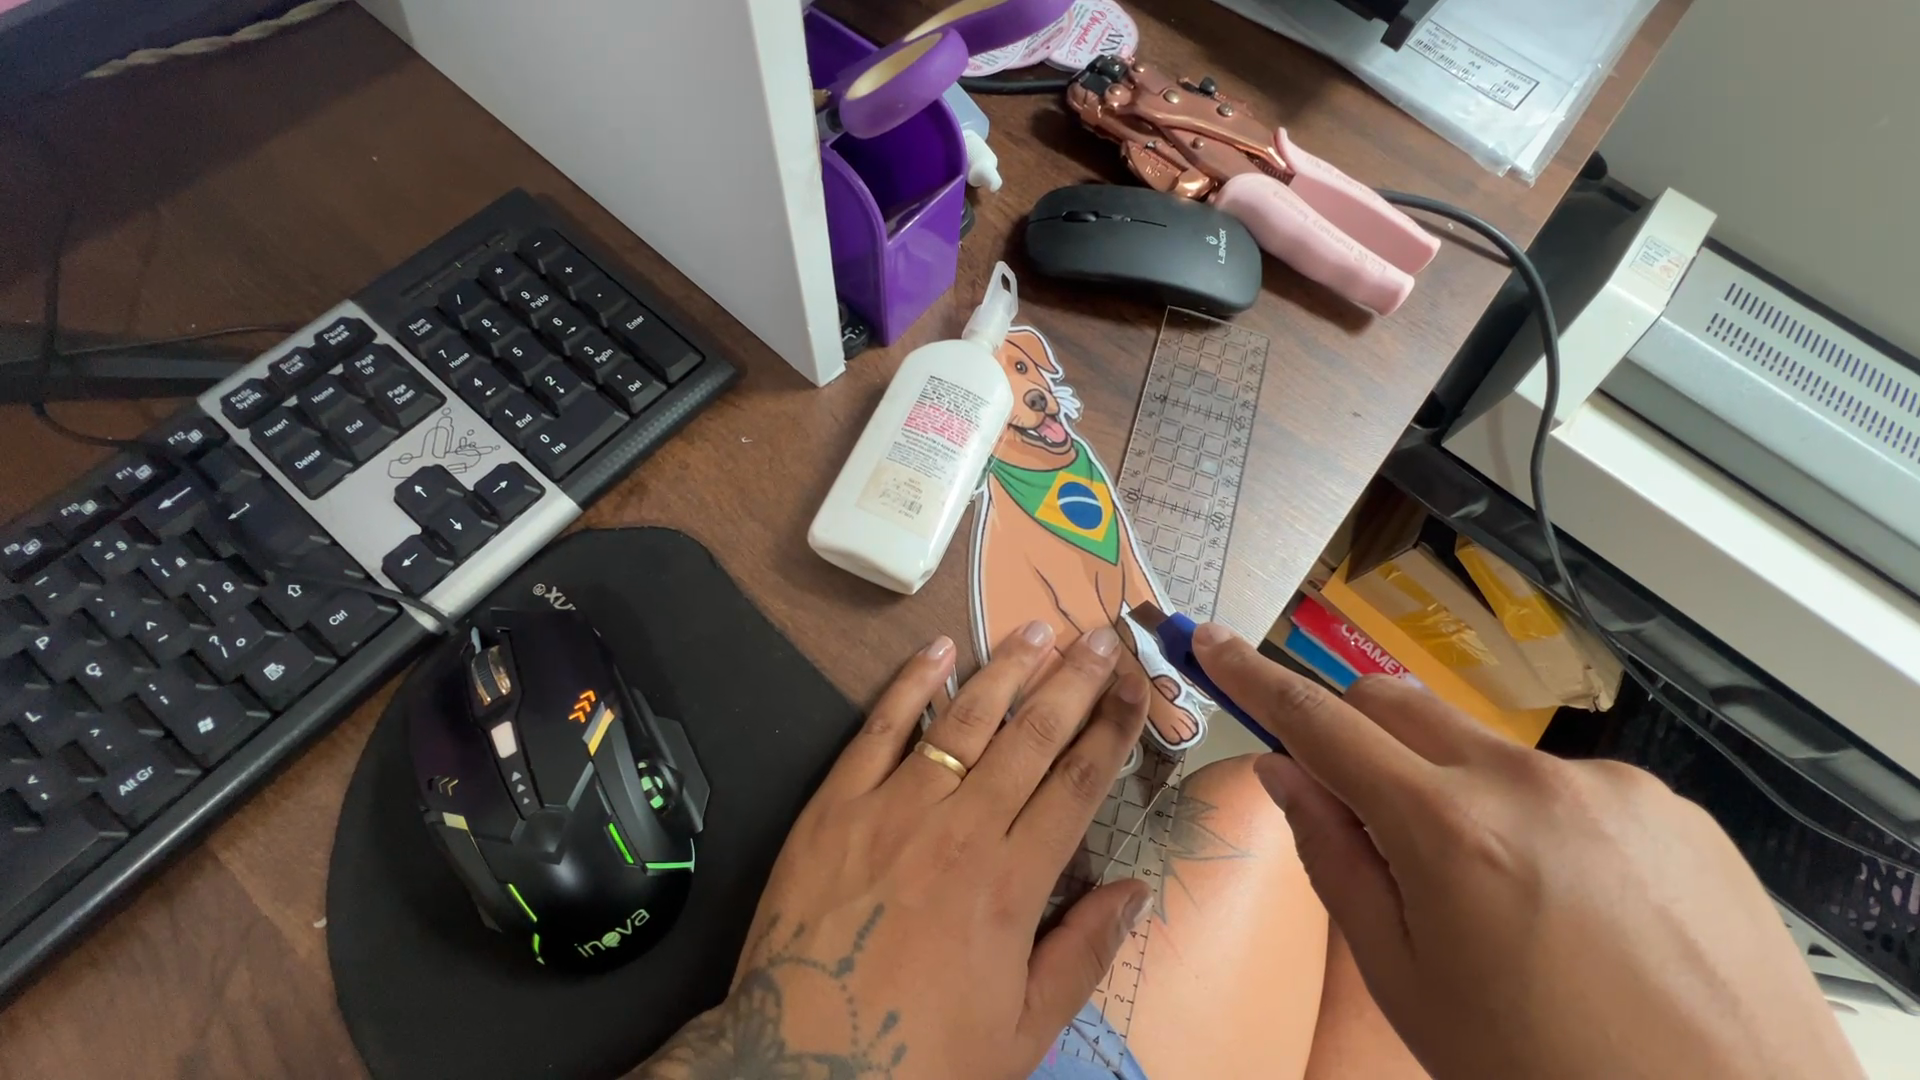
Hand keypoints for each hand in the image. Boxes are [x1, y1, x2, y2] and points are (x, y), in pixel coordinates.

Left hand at [640, 621, 1150, 1078]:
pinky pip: (880, 728)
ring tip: (1036, 631)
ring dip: (1005, 670)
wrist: (800, 1063)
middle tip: (1100, 638)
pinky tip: (937, 649)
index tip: (1134, 686)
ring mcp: (895, 806)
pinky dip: (911, 684)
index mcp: (1013, 881)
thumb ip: (1083, 953)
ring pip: (964, 720)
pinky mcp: (837, 802)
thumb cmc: (922, 1054)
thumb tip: (1136, 890)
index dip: (1112, 728)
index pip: (1078, 783)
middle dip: (1073, 682)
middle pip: (1031, 736)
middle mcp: (962, 828)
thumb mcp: (1023, 1030)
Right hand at [1191, 624, 1863, 1079]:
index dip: (1253, 677)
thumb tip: (1283, 772)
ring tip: (1492, 885)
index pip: (1318, 723)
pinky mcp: (1671, 806)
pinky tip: (1571, 894)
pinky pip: (1558, 779)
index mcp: (1447, 829)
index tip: (1210, 640)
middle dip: (1351, 730)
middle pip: (1393, 704)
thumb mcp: (1402, 978)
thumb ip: (1331, 856)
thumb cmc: (1536, 1073)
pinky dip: (1526, 809)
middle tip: (1357, 804)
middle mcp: (1525, 781)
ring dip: (1446, 781)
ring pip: (1476, 744)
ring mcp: (1609, 786)